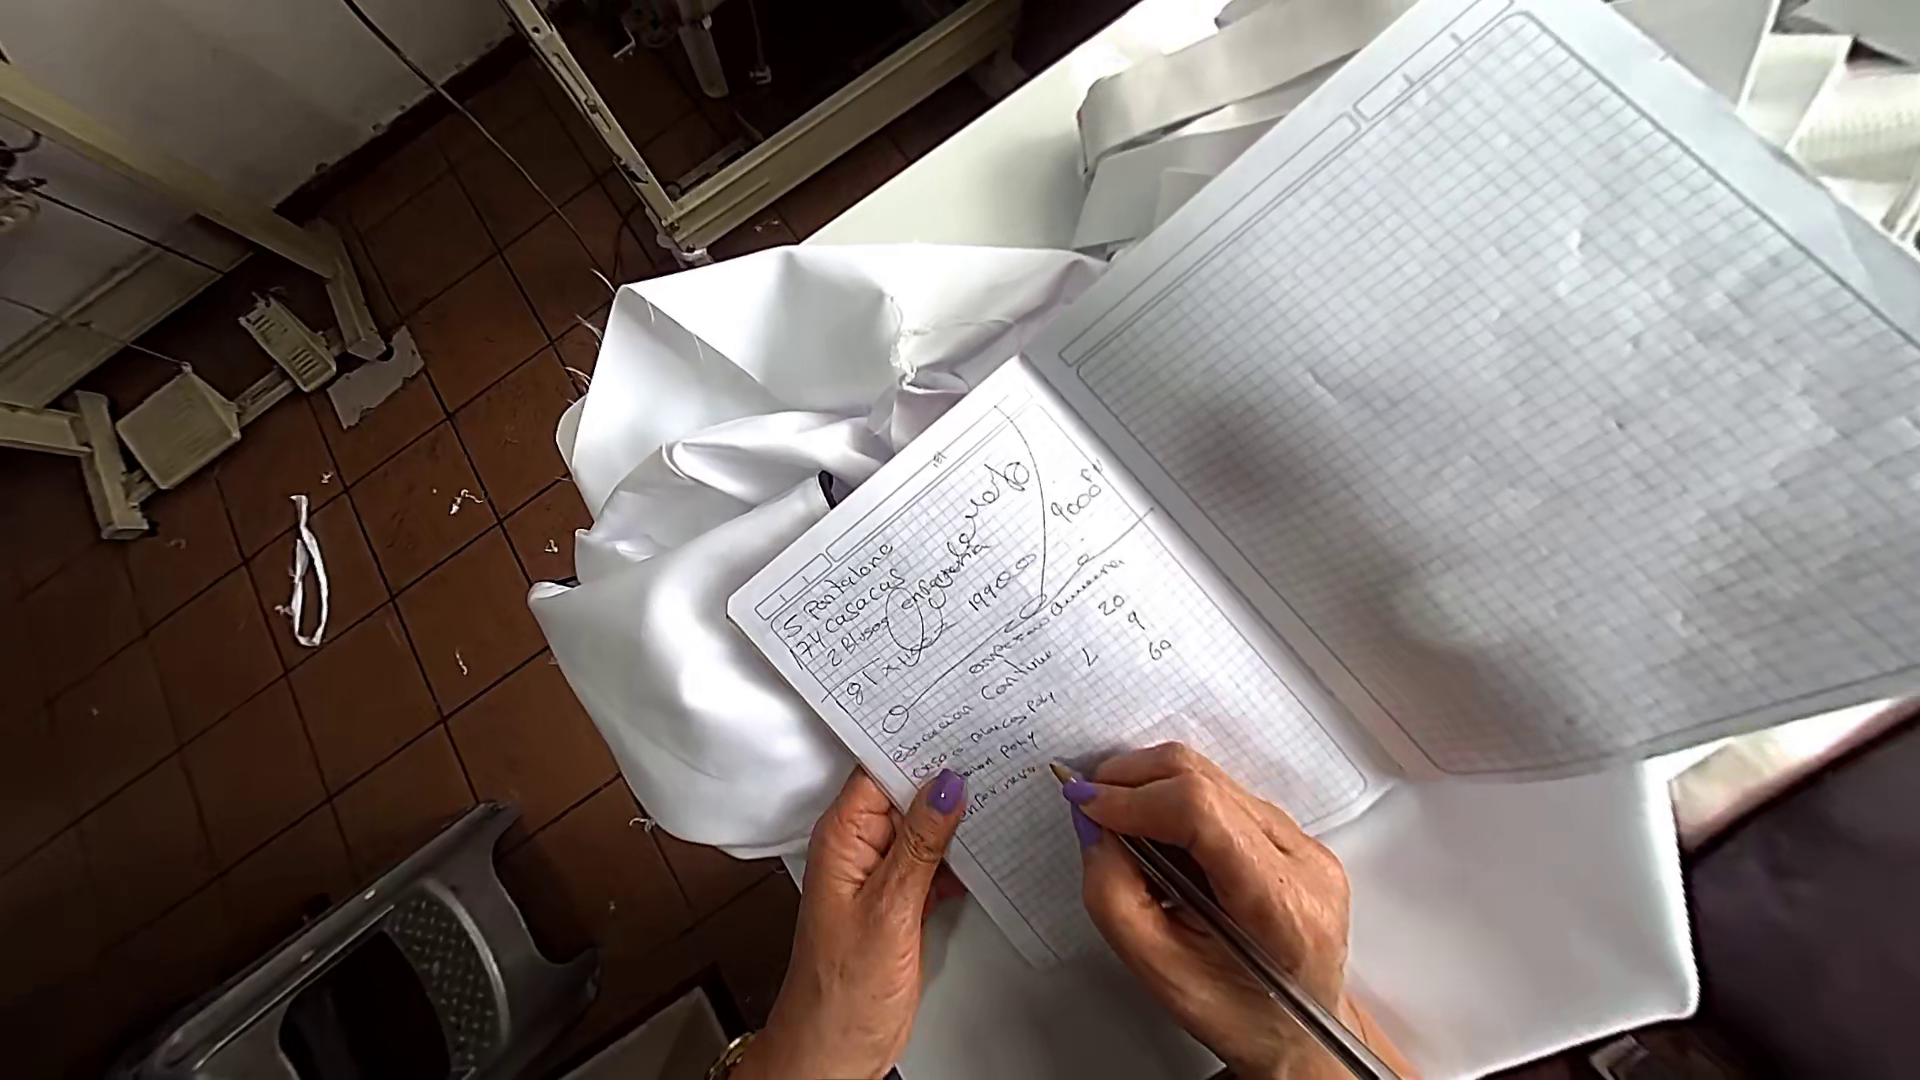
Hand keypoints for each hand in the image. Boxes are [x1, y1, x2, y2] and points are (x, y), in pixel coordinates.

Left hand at [736, 767, 965, 1079]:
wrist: (836, 1056)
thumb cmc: (840, 994)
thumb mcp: (890, 910)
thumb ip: (920, 844)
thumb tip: (947, 788)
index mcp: (843, 836)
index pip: (879, 769)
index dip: (915, 748)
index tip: (953, 732)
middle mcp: (860, 844)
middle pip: (904, 791)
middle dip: (943, 780)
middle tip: (984, 761)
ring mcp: (882, 868)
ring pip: (923, 822)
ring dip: (954, 818)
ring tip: (990, 797)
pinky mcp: (901, 891)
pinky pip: (932, 854)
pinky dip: (956, 852)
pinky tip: (981, 849)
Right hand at [1063, 743, 1413, 1079]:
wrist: (1302, 1033)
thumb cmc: (1238, 1015)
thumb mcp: (1158, 972)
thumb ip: (1111, 893)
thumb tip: (1092, 823)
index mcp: (1282, 904)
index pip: (1201, 811)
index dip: (1133, 797)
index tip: (1087, 804)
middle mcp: (1300, 857)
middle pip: (1198, 777)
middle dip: (1129, 778)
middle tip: (1090, 803)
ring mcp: (1297, 835)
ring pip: (1202, 772)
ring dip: (1145, 783)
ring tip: (1120, 822)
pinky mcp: (1283, 825)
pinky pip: (1212, 784)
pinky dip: (1166, 793)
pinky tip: (1153, 830)